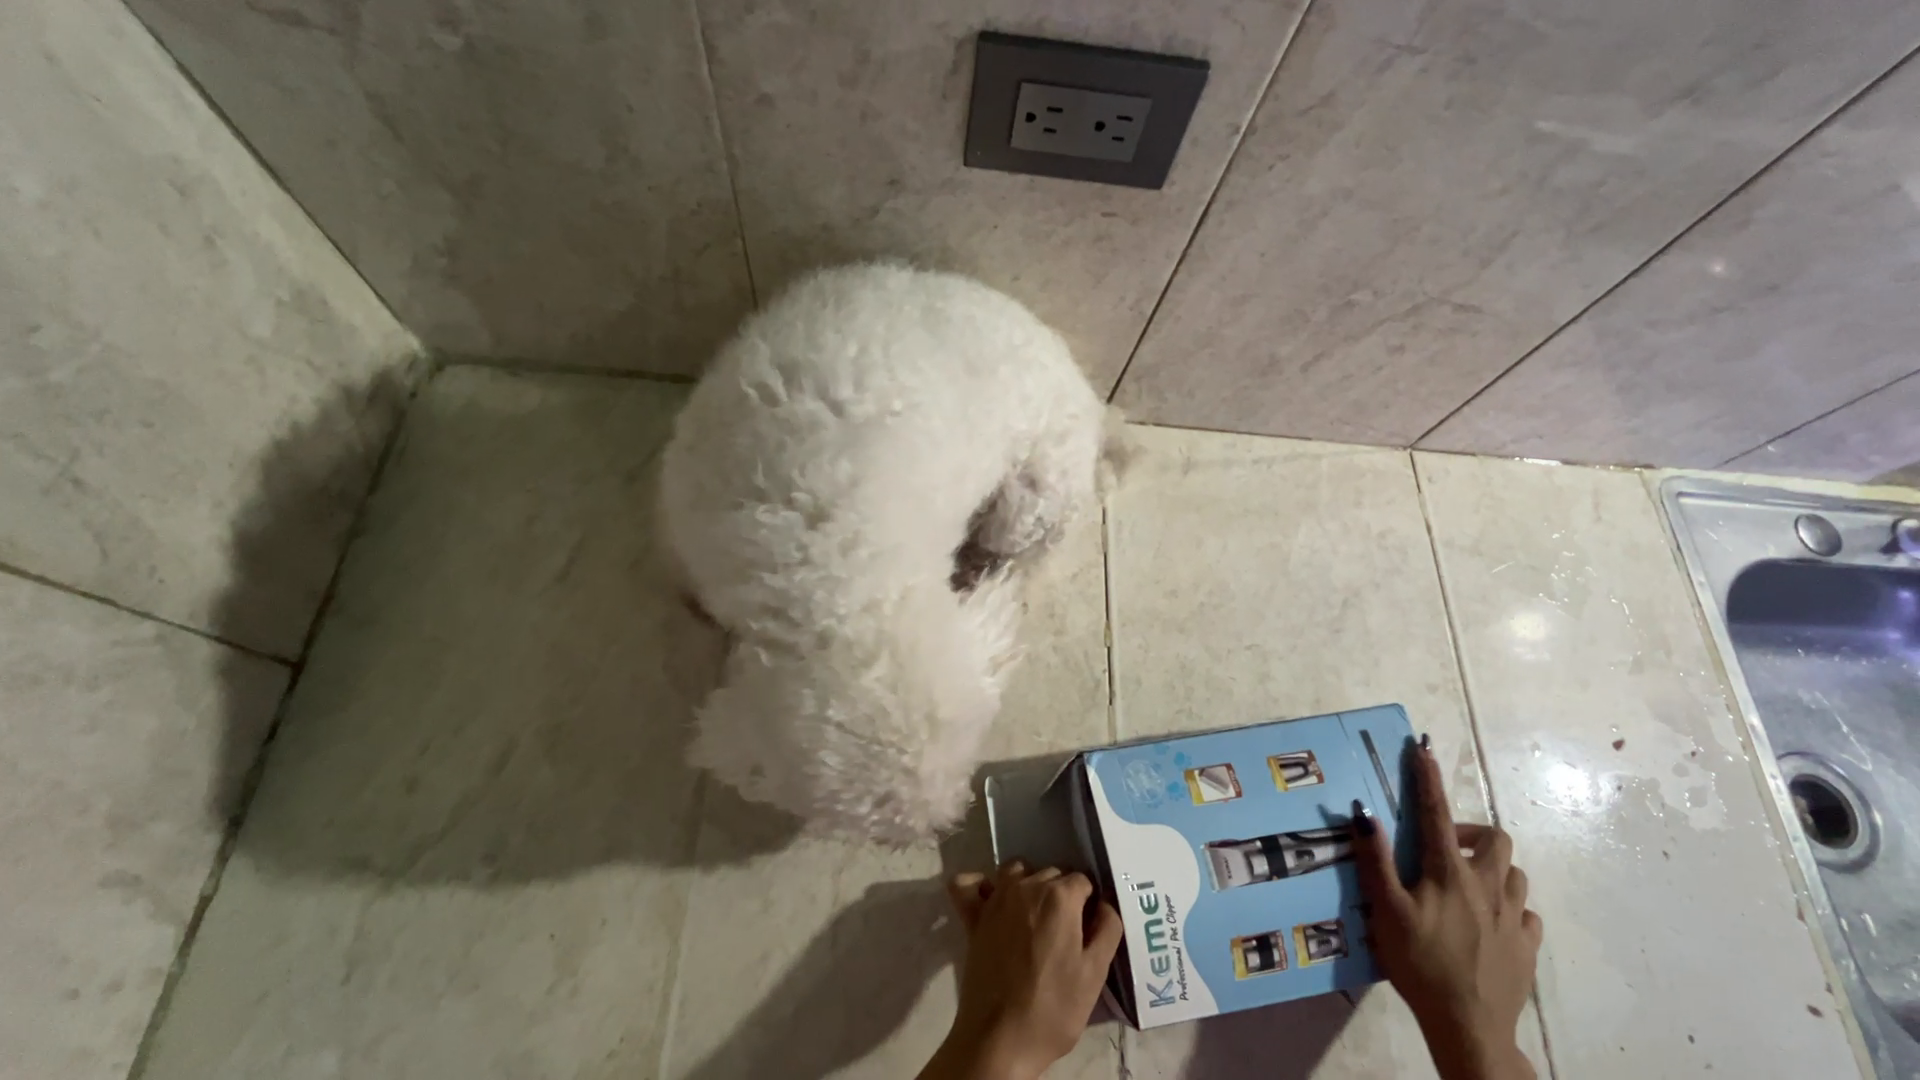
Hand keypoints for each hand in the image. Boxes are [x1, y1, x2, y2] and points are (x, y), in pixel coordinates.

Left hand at [918, 862, 1123, 1079]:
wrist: (1000, 1037)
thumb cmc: (1053, 1008)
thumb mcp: (1095, 974)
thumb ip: (1107, 930)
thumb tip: (1105, 904)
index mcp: (1060, 897)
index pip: (1083, 882)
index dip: (1088, 905)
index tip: (1087, 931)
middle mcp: (1026, 887)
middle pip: (1052, 874)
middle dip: (1062, 895)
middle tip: (1065, 934)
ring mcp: (995, 899)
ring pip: (1017, 871)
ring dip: (1028, 884)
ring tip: (1034, 918)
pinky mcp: (972, 917)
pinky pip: (968, 884)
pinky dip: (978, 885)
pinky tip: (990, 900)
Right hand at [1352, 738, 1542, 1079]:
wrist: (1469, 1026)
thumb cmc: (1419, 964)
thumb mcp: (1387, 912)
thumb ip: (1376, 860)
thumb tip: (1365, 811)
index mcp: (1450, 873)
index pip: (1435, 812)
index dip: (1427, 777)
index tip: (1422, 747)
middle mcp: (1489, 886)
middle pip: (1495, 839)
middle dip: (1470, 832)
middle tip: (1441, 849)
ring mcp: (1514, 917)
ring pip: (1513, 873)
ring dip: (1491, 868)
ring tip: (1464, 886)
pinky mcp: (1529, 945)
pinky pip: (1525, 912)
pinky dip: (1508, 906)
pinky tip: (1489, 922)